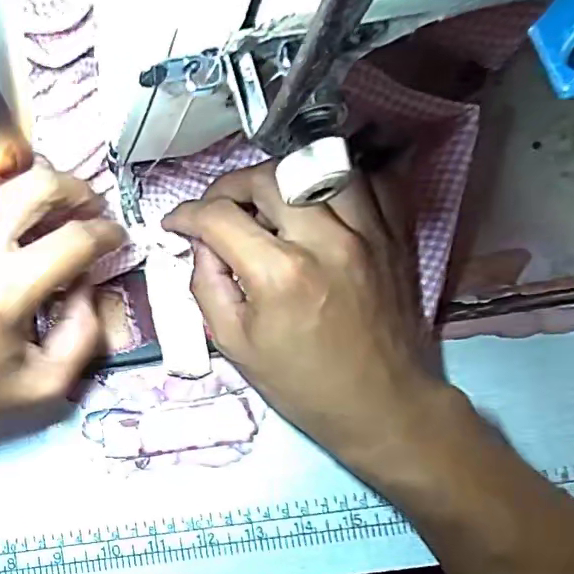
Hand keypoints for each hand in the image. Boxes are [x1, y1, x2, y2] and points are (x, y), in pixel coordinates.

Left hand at [0, 165, 125, 457]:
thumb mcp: (46, 383)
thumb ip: (85, 331)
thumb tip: (88, 279)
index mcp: (2, 291)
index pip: (74, 238)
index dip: (108, 234)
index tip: (116, 238)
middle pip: (40, 181)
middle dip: (78, 191)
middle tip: (89, 211)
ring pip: (0, 172)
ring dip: (36, 186)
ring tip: (48, 212)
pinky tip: (4, 216)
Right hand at [162, 161, 468, 474]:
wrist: (380, 406)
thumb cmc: (304, 385)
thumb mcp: (236, 346)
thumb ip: (208, 286)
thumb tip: (202, 244)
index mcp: (280, 275)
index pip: (219, 216)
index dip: (187, 214)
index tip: (178, 223)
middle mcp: (326, 240)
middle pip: (266, 178)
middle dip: (229, 188)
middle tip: (218, 211)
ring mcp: (368, 233)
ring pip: (318, 167)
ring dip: (282, 179)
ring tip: (268, 203)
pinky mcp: (395, 237)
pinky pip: (370, 182)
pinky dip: (337, 183)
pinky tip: (320, 203)